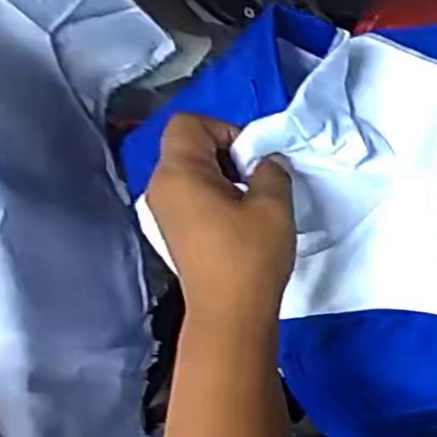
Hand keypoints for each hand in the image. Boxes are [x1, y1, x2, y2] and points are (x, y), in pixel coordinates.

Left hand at [146, 113, 295, 330]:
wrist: (231, 313)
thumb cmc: (251, 256)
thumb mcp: (274, 207)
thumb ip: (272, 173)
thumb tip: (267, 163)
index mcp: (179, 172)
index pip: (190, 124)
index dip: (226, 130)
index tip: (254, 160)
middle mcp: (162, 186)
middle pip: (188, 147)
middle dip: (227, 155)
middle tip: (258, 182)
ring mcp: (164, 211)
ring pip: (192, 174)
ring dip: (224, 179)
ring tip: (253, 206)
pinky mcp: (175, 233)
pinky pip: (193, 198)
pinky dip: (217, 200)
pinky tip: (241, 225)